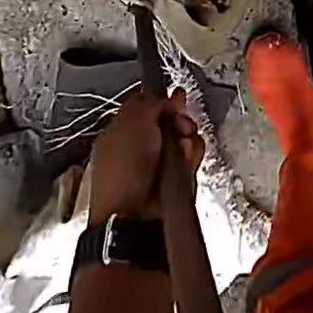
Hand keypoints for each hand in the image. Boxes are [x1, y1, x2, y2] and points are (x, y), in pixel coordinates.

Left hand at [87, 88, 203, 221]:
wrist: (137, 215)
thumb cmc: (123, 169)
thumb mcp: (134, 120)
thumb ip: (151, 101)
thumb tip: (168, 97)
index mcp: (120, 133)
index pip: (145, 106)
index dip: (160, 99)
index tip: (172, 96)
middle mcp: (139, 148)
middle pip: (170, 119)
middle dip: (178, 118)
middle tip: (178, 123)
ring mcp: (159, 164)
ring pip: (184, 136)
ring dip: (186, 137)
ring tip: (179, 147)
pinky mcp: (177, 178)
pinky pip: (192, 156)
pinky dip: (191, 155)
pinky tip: (183, 160)